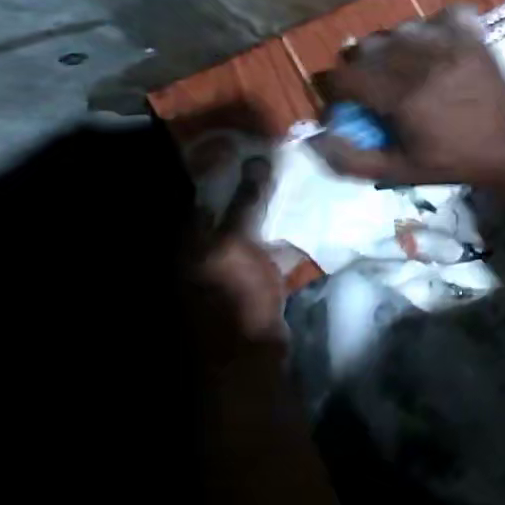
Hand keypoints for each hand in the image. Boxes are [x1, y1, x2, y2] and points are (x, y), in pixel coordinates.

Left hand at [200, 155, 289, 343]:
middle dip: (260, 191)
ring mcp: (233, 269)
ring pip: (257, 231)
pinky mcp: (257, 285)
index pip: (210, 194)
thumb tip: (255, 160)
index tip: (262, 151)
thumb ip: (244, 202)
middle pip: (234, 211)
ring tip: (306, 191)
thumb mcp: (236, 242)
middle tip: (291, 167)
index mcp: (193, 239)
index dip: (233, 171)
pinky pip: (273, 252)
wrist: (248, 354)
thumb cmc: (235, 295)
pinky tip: (311, 227)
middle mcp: (207, 251)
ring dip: (278, 215)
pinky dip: (289, 241)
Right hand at [311, 9, 504, 185]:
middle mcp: (422, 63)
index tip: (348, 101)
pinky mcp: (473, 39)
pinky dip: (435, 28)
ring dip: (394, 47)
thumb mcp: (399, 172)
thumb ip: (351, 159)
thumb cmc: (451, 163)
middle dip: (362, 67)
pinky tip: (436, 49)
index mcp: (401, 97)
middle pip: (368, 47)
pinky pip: (444, 16)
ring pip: (401, 29)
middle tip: (376, 87)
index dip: (338, 90)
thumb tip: (314, 138)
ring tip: (405, 68)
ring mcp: (451, 46)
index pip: (346, 76)